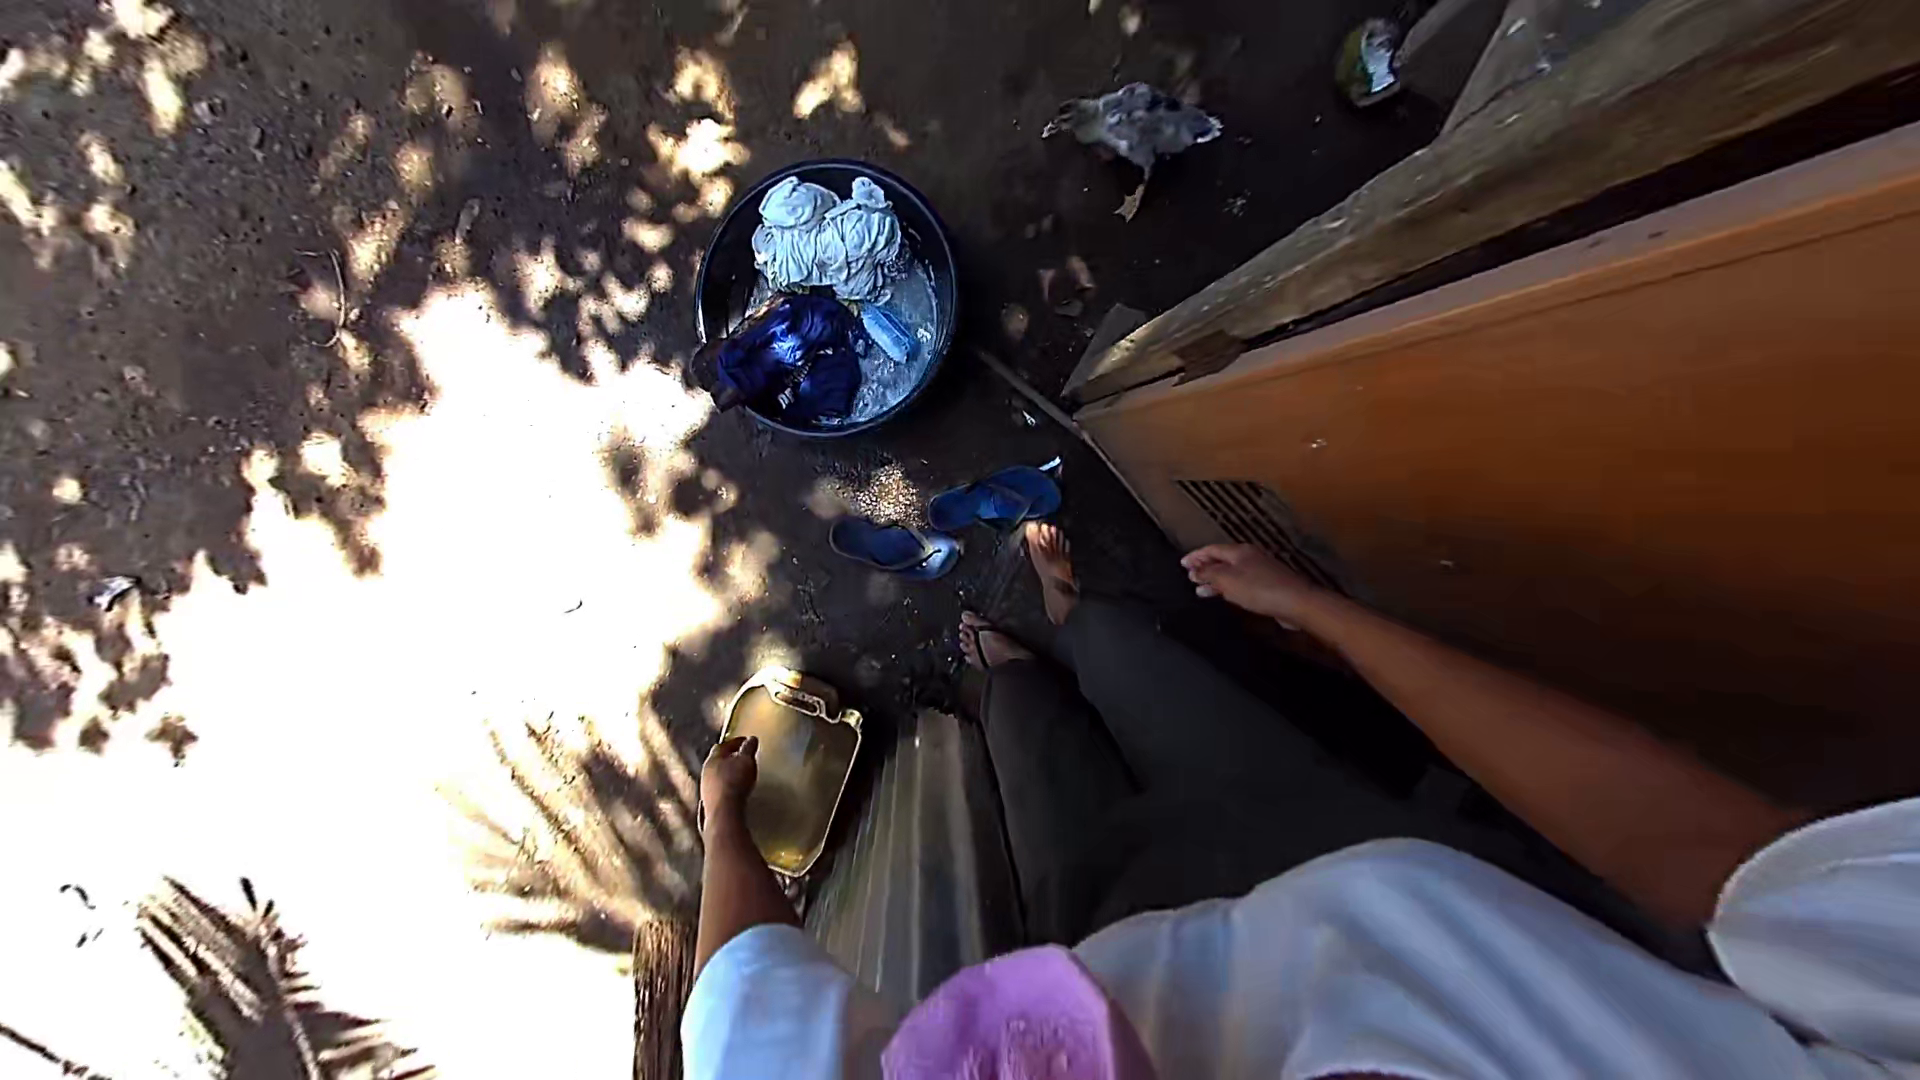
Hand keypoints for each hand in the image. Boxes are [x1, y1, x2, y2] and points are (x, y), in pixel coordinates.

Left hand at [700, 735, 758, 829]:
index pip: (723, 745)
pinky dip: (725, 785)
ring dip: (726, 772)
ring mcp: (705, 789)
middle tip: (742, 756)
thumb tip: (751, 739)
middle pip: (717, 760)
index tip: (746, 741)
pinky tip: (732, 789)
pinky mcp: (708, 803)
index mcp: (713, 759)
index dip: (736, 742)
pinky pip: (717, 789)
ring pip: (716, 775)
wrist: (725, 813)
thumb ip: (748, 748)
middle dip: (729, 757)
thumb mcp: (746, 760)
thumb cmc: (735, 781)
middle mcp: (705, 772)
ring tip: (739, 773)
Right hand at [1181, 544, 1321, 622]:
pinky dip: (1228, 587)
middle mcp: (1250, 557)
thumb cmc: (1259, 589)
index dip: (1195, 556)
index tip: (1182, 564)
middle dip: (1204, 569)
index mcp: (1239, 551)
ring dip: (1215, 580)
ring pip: (1231, 572)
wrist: (1296, 602)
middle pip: (1221, 560)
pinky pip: (1241, 582)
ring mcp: (1261, 570)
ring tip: (1202, 591)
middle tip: (1191, 577)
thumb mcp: (1226, 580)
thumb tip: (1194, 571)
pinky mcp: (1268, 584)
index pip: (1211, 549)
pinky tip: (1225, 596)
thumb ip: (1208, 574)